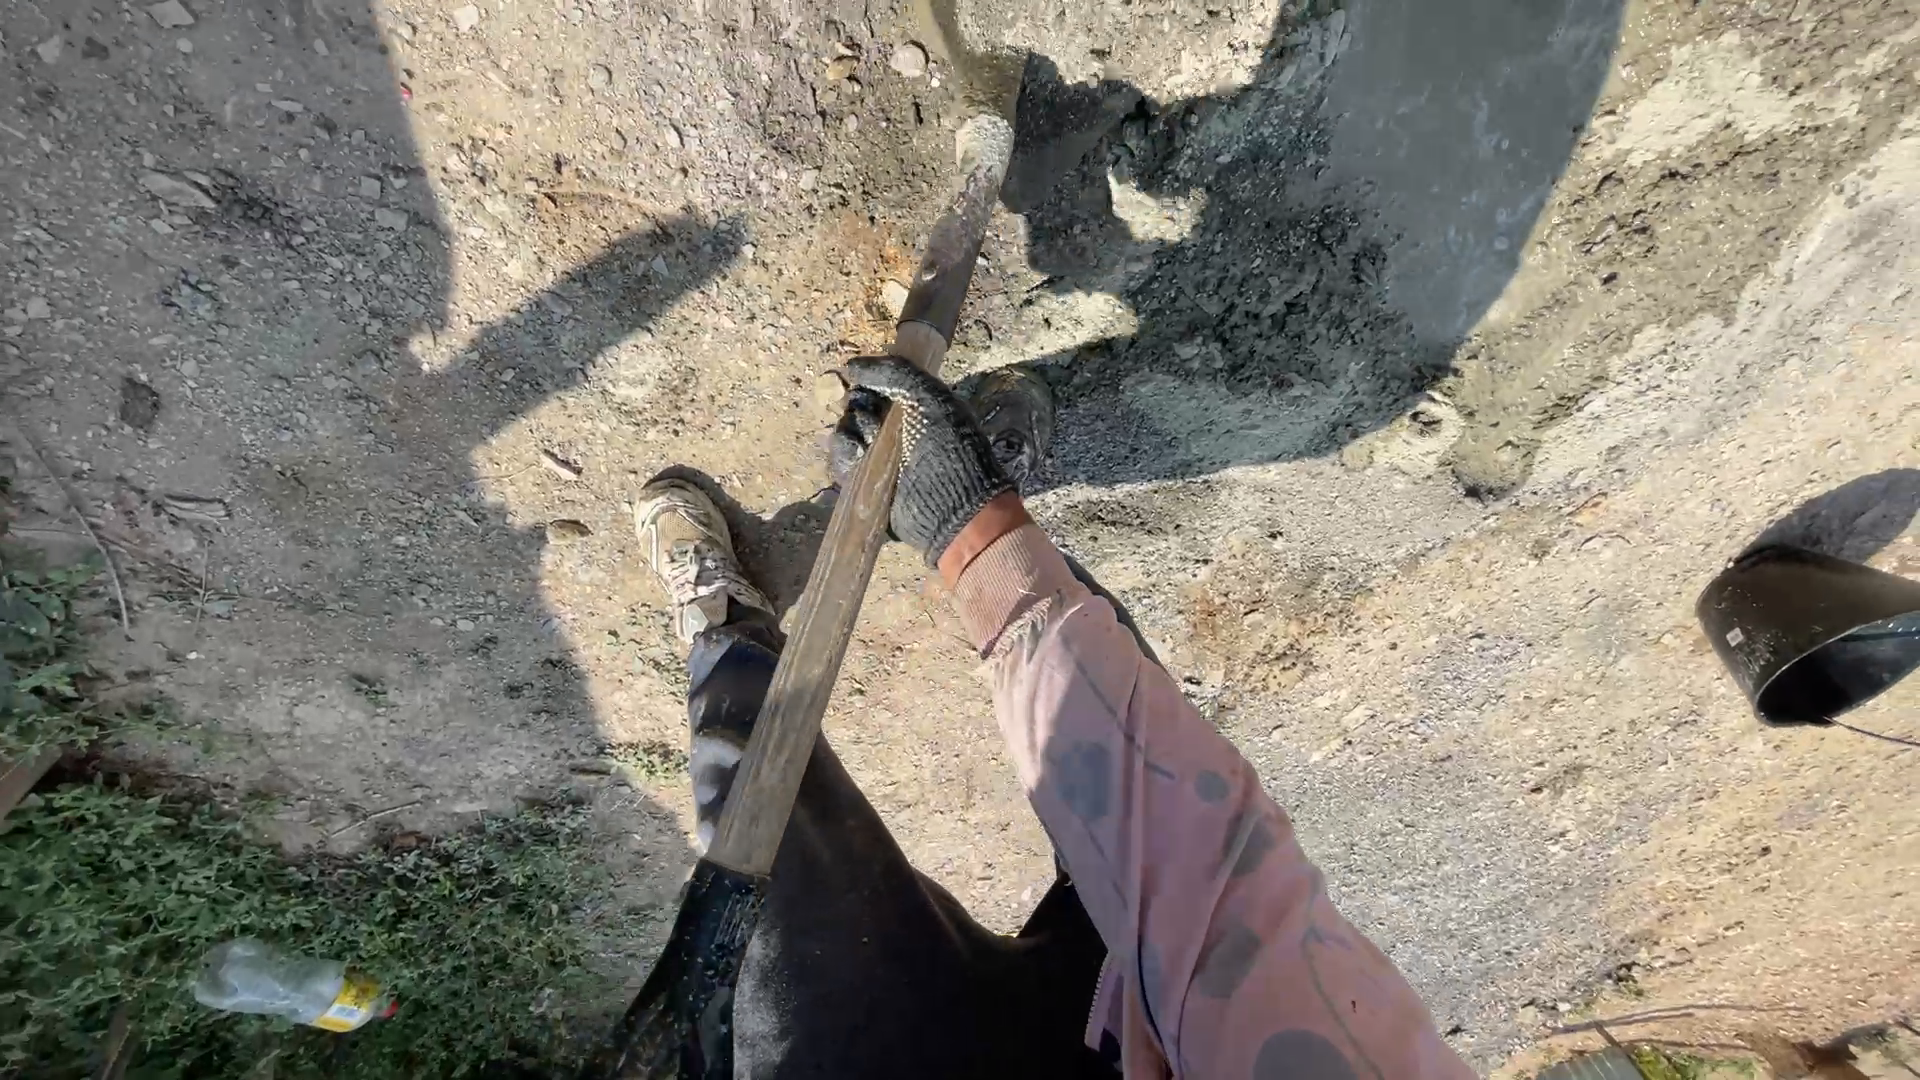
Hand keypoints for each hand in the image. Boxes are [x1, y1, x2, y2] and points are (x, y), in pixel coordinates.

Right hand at [827, 355, 1013, 564]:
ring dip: (853, 428)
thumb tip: (850, 367)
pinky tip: (860, 452)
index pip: (876, 386)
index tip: (869, 384)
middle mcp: (894, 432)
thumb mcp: (930, 397)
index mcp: (913, 409)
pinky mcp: (864, 485)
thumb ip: (895, 373)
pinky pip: (840, 461)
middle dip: (861, 406)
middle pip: (857, 407)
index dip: (868, 381)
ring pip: (845, 431)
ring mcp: (878, 459)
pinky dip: (844, 452)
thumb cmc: (950, 446)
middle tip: (876, 417)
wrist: (952, 503)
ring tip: (871, 439)